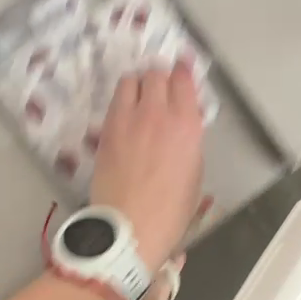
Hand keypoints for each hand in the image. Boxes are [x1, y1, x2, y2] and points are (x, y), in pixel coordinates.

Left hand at [93, 66, 205, 270]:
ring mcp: (128, 119)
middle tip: (161, 88)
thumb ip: (189, 141)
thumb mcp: (194, 173)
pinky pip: (114, 101)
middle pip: (156, 73)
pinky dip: (122, 100)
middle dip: (160, 77)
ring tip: (140, 96)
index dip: (183, 72)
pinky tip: (125, 113)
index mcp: (187, 125)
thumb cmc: (170, 212)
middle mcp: (158, 113)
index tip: (182, 72)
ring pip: (131, 80)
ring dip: (138, 84)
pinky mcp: (106, 130)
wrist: (130, 228)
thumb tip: (183, 127)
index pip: (184, 79)